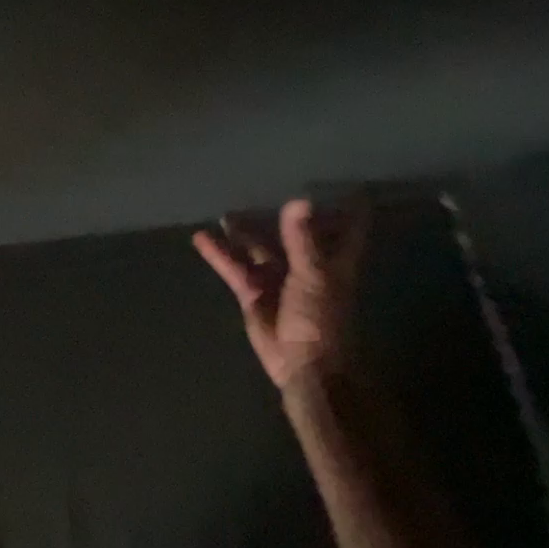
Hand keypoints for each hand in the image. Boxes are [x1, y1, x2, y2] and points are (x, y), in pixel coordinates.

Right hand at [193, 198, 368, 389]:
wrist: (303, 365)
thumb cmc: (321, 320)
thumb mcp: (314, 277)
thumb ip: (302, 240)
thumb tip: (298, 200)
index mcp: (332, 261)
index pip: (345, 229)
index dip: (347, 207)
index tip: (345, 182)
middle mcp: (305, 265)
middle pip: (293, 234)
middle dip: (281, 214)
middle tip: (263, 184)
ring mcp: (277, 277)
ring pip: (258, 247)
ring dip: (243, 231)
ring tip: (225, 210)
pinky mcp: (252, 291)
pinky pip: (233, 266)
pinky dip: (218, 253)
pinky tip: (201, 237)